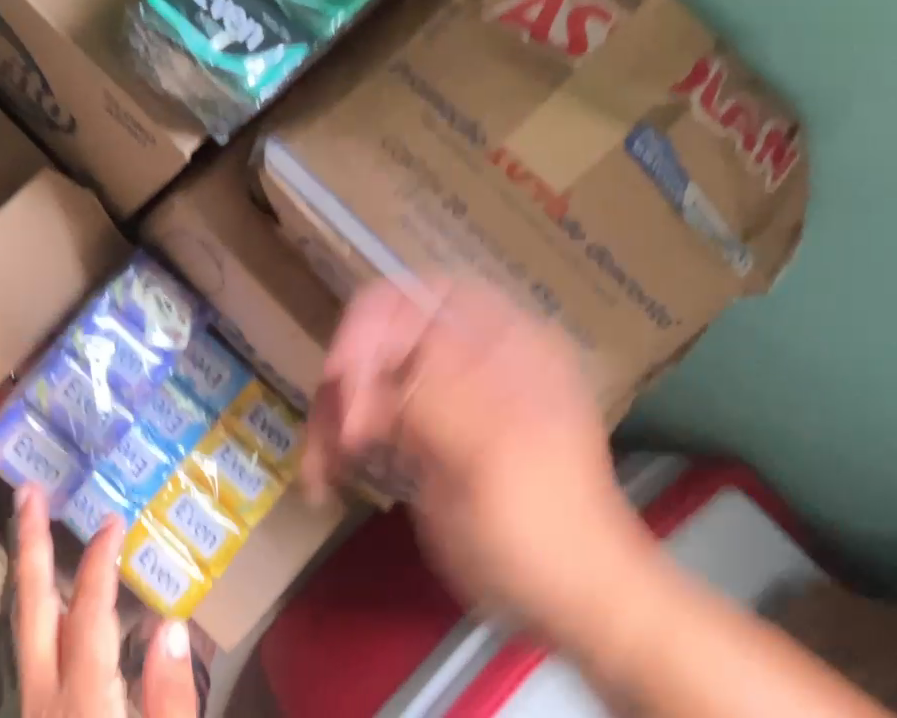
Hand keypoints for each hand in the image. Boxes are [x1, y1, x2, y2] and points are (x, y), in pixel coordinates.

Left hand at [7, 485, 197, 717]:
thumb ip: (171, 698)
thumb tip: (171, 627)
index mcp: (83, 700)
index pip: (89, 613)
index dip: (99, 562)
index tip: (113, 520)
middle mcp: (42, 694)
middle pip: (32, 605)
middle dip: (31, 544)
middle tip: (28, 491)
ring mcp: (26, 706)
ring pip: (21, 625)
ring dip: (27, 573)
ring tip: (32, 529)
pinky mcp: (24, 714)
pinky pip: (23, 648)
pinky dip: (32, 608)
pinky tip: (44, 599)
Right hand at [301, 277, 658, 638]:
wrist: (573, 599)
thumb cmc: (543, 524)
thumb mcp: (495, 451)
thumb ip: (432, 393)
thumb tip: (364, 369)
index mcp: (503, 344)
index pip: (419, 297)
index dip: (373, 322)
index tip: (344, 373)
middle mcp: (465, 359)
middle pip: (376, 338)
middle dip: (346, 384)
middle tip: (340, 436)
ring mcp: (439, 396)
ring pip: (357, 379)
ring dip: (329, 419)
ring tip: (323, 468)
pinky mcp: (417, 433)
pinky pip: (358, 417)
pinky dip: (333, 443)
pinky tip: (326, 477)